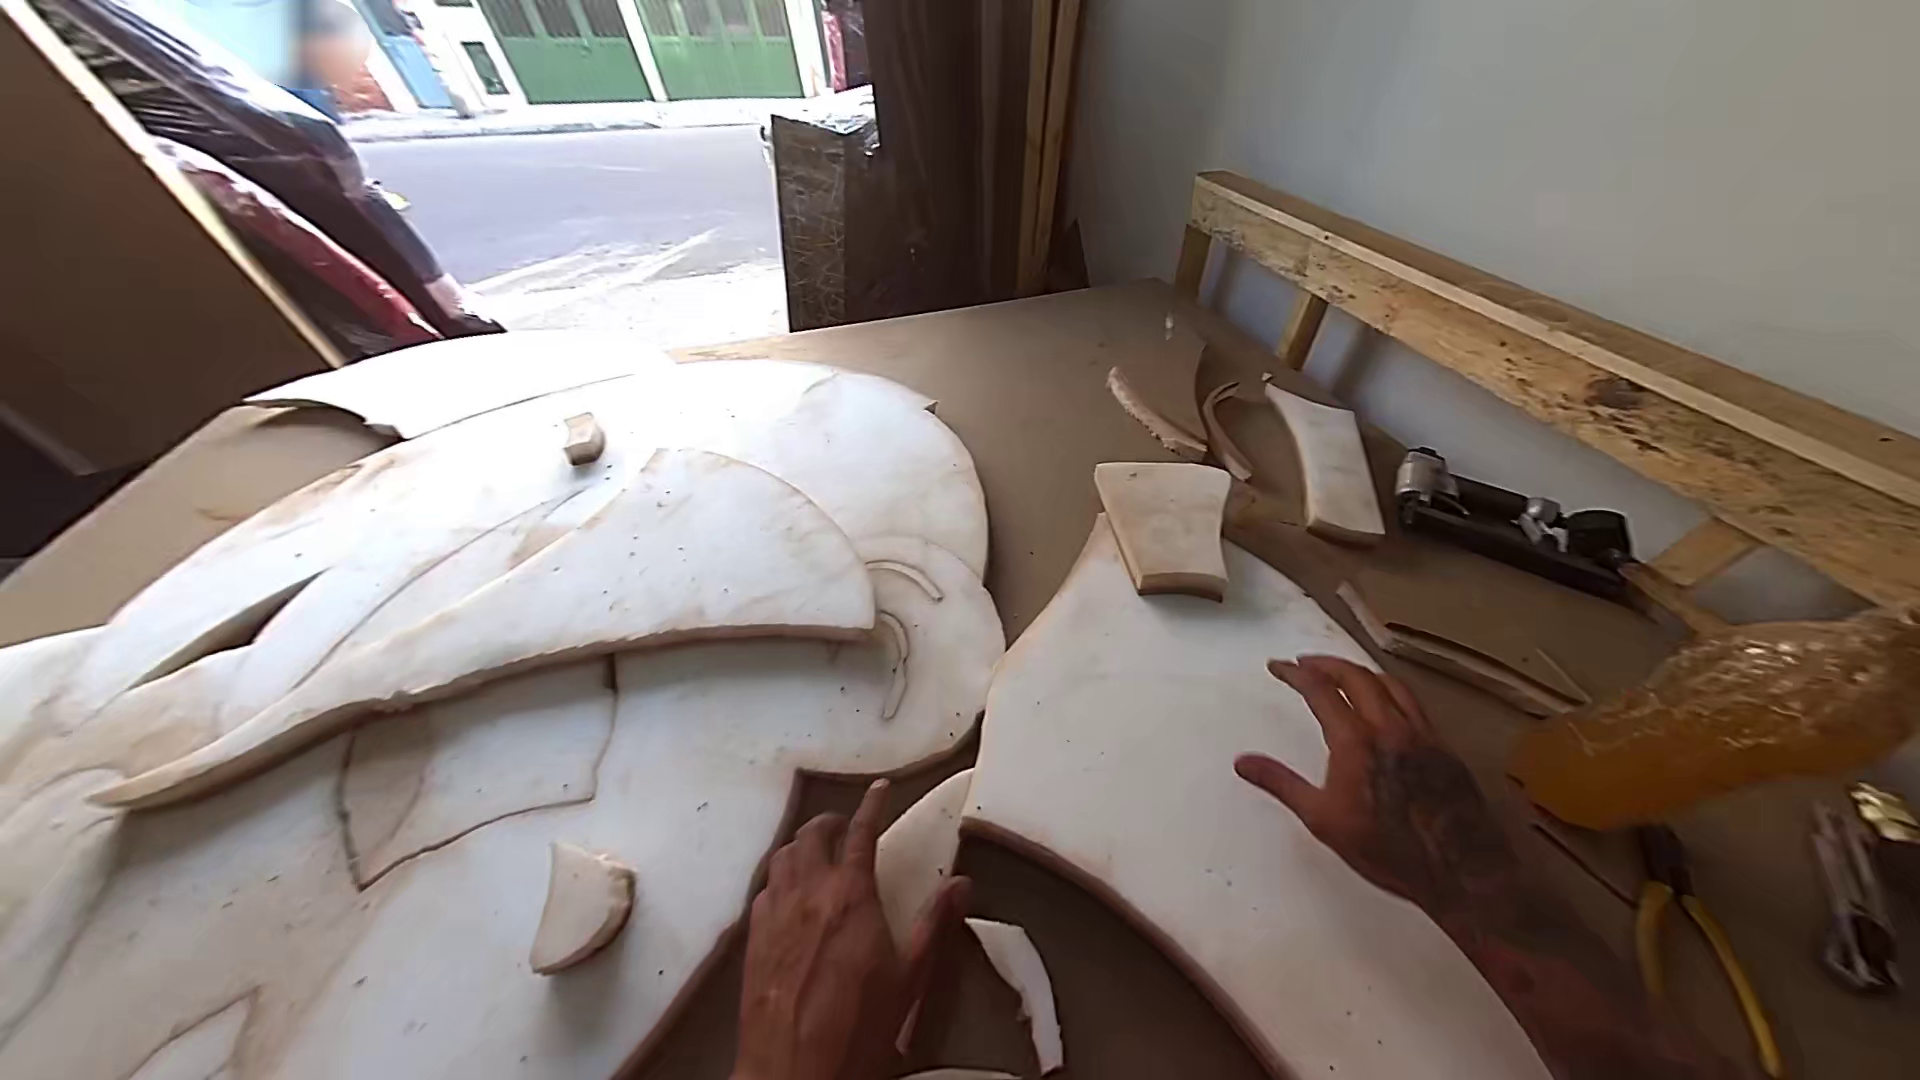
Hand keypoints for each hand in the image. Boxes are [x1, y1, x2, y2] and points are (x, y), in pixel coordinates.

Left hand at [733, 779, 970, 1079]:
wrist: (793, 1077)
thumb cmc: (860, 1027)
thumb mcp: (910, 978)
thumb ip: (935, 923)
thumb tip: (963, 881)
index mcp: (850, 894)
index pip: (861, 831)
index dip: (872, 803)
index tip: (880, 786)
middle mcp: (809, 891)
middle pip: (813, 834)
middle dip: (831, 821)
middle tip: (845, 826)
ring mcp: (776, 912)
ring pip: (784, 855)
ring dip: (802, 844)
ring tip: (816, 852)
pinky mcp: (752, 937)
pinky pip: (764, 888)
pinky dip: (779, 877)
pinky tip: (787, 894)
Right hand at [1234, 655, 1518, 912]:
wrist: (1467, 878)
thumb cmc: (1389, 851)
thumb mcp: (1322, 819)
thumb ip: (1281, 783)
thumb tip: (1242, 762)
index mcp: (1356, 740)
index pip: (1320, 690)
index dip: (1295, 673)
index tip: (1278, 666)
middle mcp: (1390, 728)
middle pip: (1356, 676)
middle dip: (1326, 663)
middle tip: (1304, 663)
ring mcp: (1423, 736)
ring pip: (1390, 684)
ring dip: (1359, 671)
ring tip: (1342, 673)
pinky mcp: (1446, 749)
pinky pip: (1414, 703)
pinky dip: (1390, 690)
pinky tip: (1384, 704)